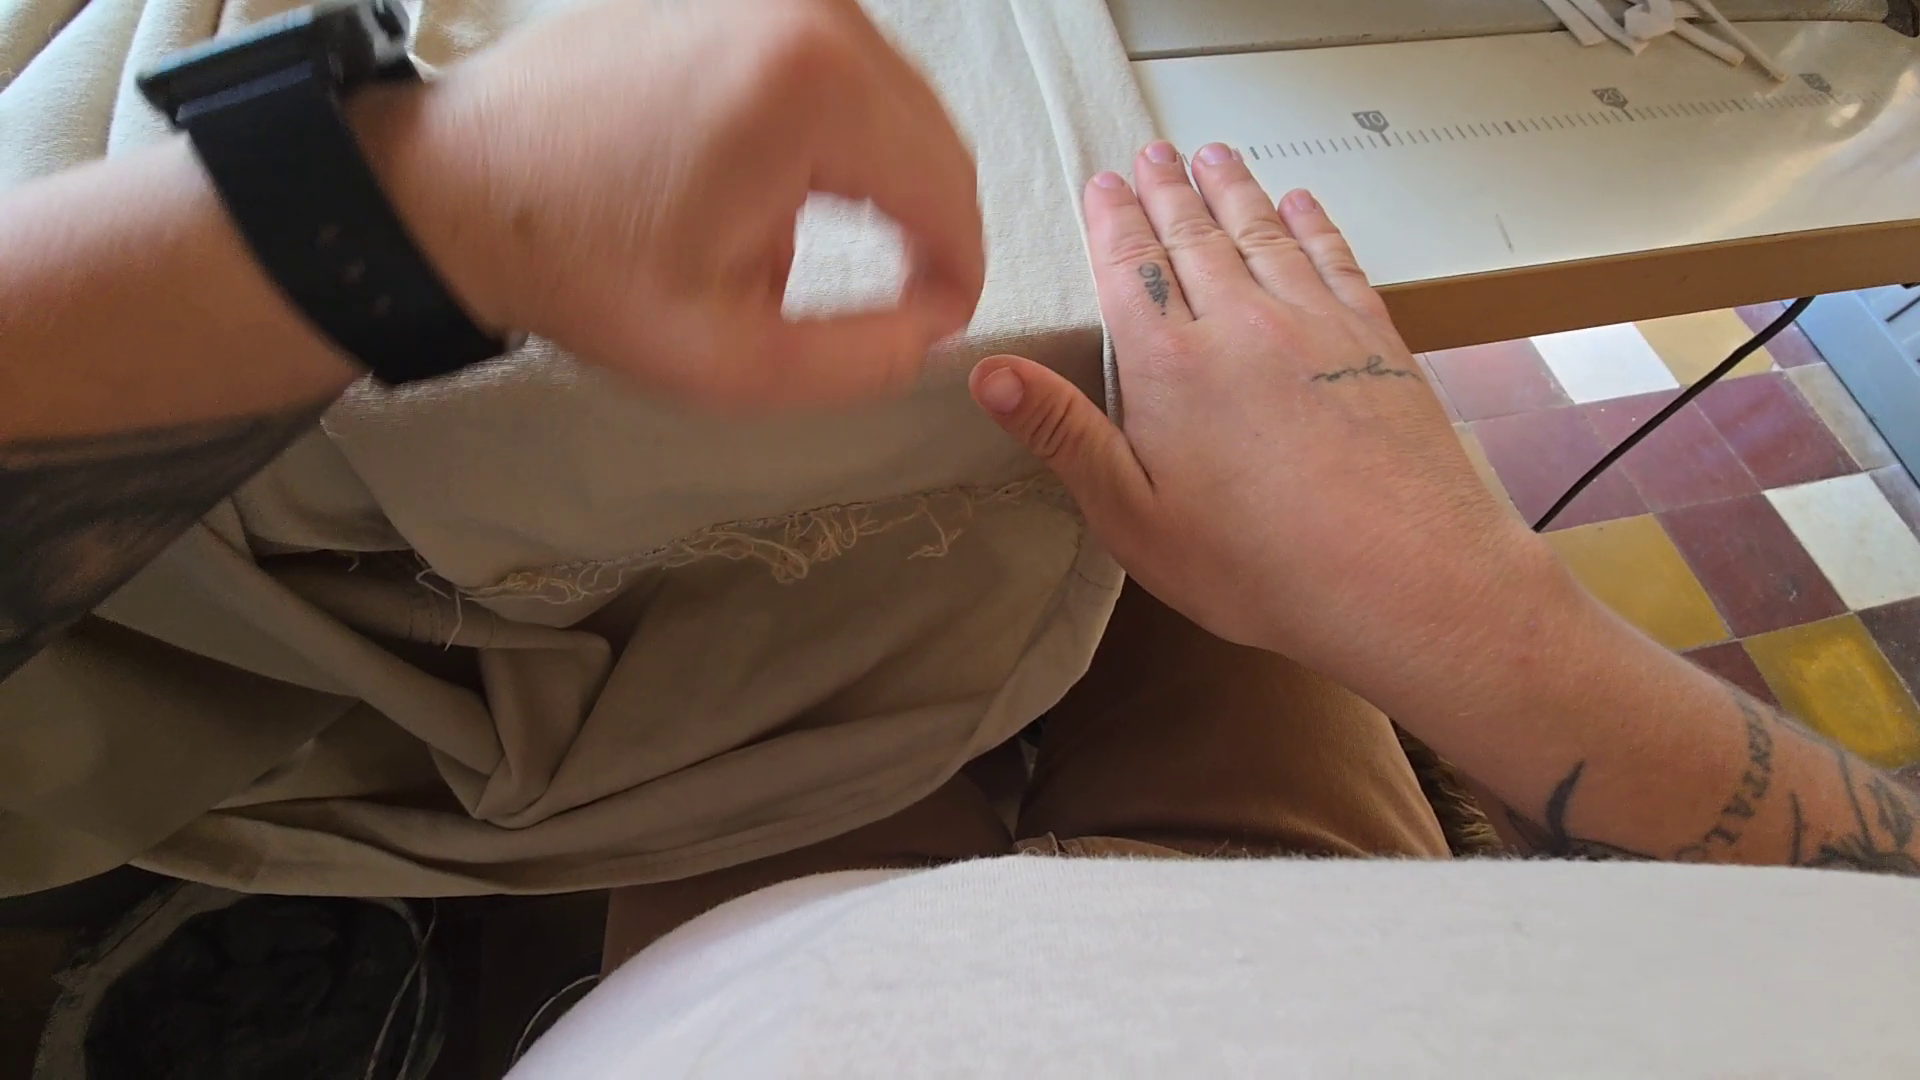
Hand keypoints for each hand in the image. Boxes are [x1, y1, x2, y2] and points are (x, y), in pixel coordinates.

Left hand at [361, 0, 982, 411]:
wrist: (462, 190)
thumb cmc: (592, 277)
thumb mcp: (738, 364)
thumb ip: (866, 361)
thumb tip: (937, 326)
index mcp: (811, 87)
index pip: (947, 189)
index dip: (960, 273)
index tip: (936, 326)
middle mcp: (807, 11)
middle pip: (934, 139)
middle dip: (938, 232)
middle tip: (911, 304)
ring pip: (900, 110)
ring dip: (902, 193)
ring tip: (870, 260)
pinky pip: (850, 80)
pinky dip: (861, 149)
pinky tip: (827, 198)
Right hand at [969, 141, 1549, 689]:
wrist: (1401, 582)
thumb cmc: (1252, 564)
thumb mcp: (1131, 516)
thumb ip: (1063, 435)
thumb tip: (990, 374)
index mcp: (1171, 367)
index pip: (1130, 269)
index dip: (1113, 222)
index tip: (1103, 184)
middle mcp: (1241, 326)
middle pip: (1194, 237)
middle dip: (1166, 191)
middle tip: (1152, 153)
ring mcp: (1315, 326)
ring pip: (1263, 233)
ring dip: (1233, 190)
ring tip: (1212, 155)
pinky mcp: (1374, 343)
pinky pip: (1334, 259)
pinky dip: (1313, 223)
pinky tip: (1301, 202)